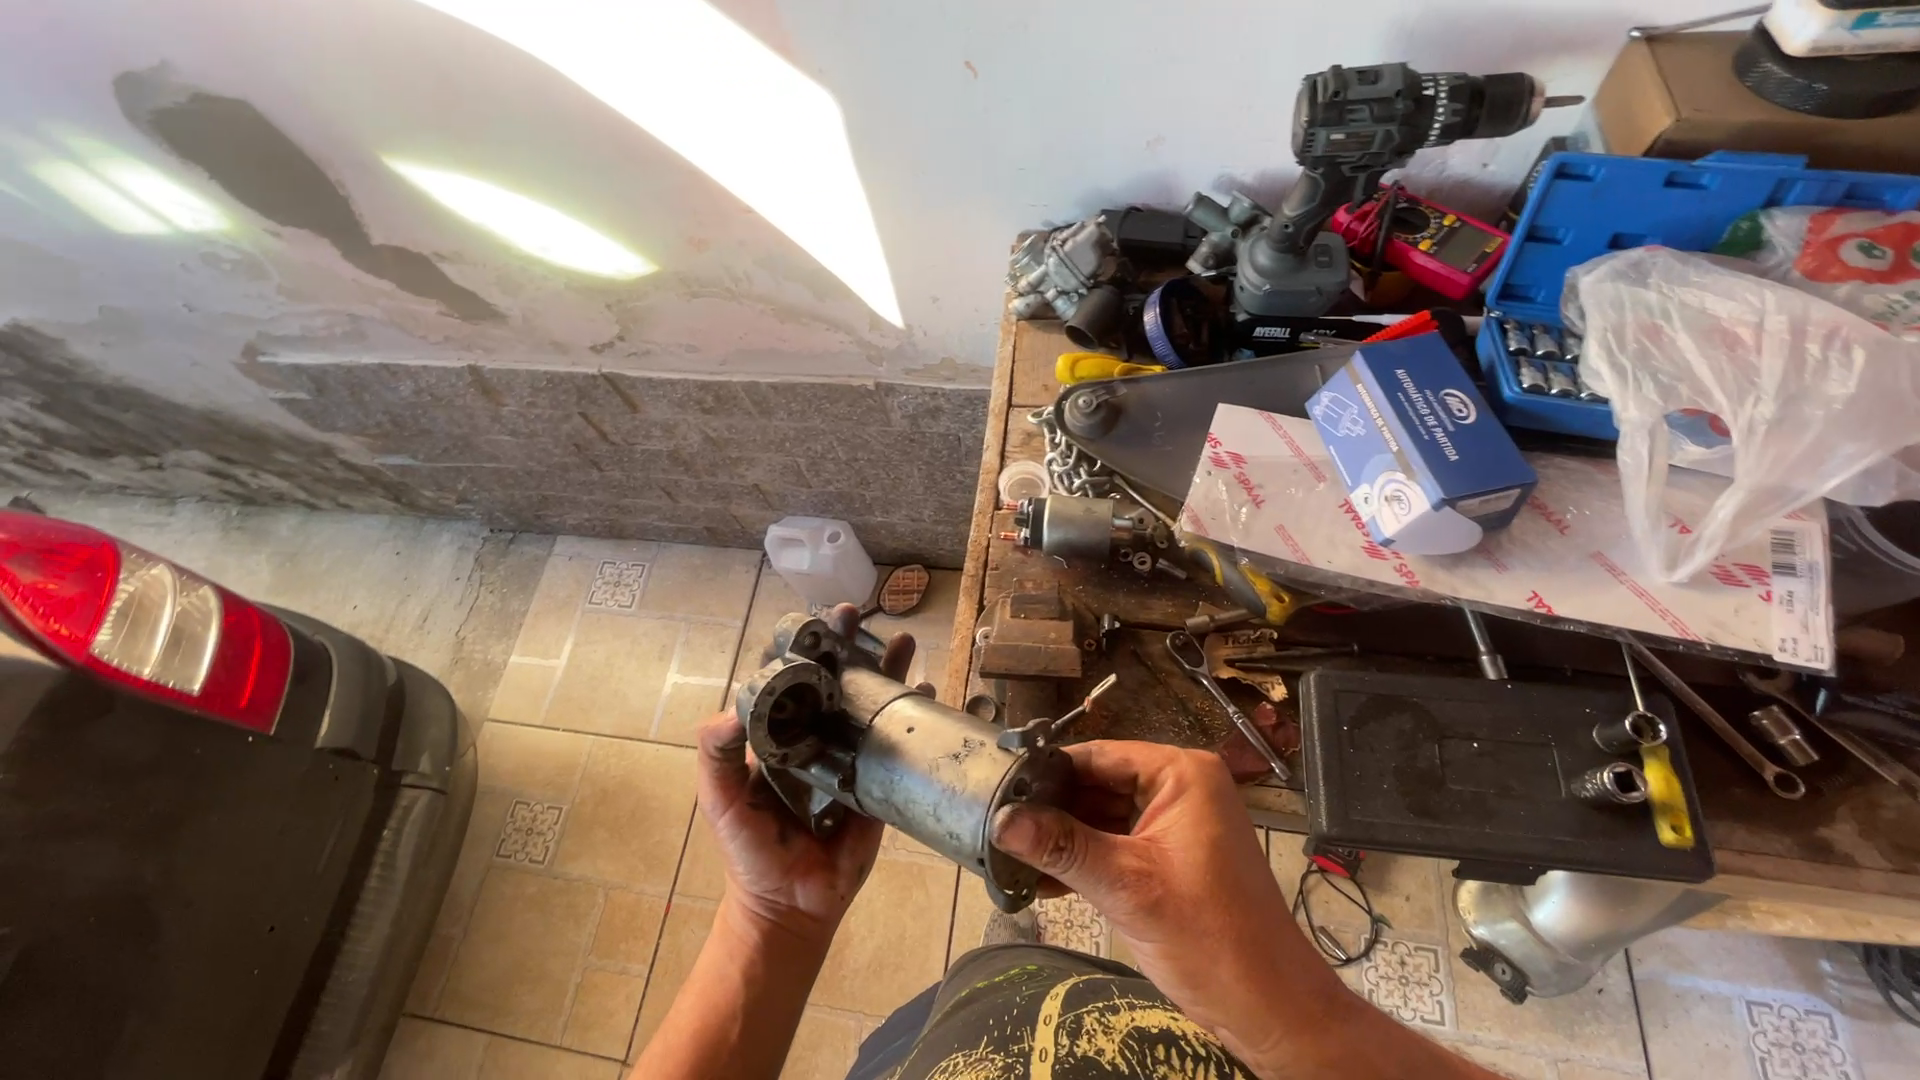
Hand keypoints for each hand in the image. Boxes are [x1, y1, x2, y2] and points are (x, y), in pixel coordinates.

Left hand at [695, 604, 915, 942]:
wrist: (791, 905)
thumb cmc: (750, 850)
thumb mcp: (722, 801)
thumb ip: (717, 758)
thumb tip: (726, 712)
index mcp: (782, 736)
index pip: (793, 681)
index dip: (804, 648)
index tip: (816, 620)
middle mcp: (819, 738)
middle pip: (838, 683)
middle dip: (850, 647)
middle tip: (859, 615)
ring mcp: (853, 758)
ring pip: (872, 706)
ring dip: (888, 672)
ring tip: (905, 642)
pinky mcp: (881, 784)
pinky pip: (899, 745)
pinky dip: (915, 717)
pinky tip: (928, 692)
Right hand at [990, 740, 1346, 1067]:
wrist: (1268, 1008)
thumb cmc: (1209, 936)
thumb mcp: (1126, 885)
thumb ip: (1062, 846)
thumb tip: (1001, 820)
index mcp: (1181, 774)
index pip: (1099, 755)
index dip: (1048, 770)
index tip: (998, 788)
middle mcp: (1178, 787)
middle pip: (1098, 784)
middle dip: (1052, 809)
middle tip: (996, 824)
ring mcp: (1173, 823)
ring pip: (1102, 816)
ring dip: (1063, 838)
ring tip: (1009, 852)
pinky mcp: (1167, 856)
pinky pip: (1115, 843)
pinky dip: (1084, 859)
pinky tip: (1041, 879)